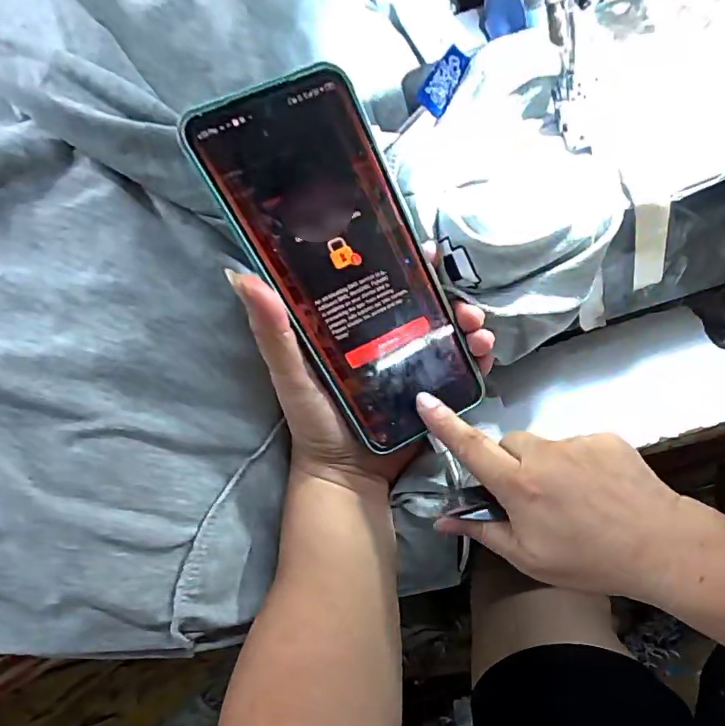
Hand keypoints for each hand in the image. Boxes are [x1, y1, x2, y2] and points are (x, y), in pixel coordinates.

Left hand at [228, 270, 494, 491]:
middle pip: (426, 307)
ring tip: (478, 329)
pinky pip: (459, 372)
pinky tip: (485, 355)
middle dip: (451, 296)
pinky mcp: (431, 395)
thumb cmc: (313, 423)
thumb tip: (239, 275)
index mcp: (355, 328)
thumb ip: (272, 332)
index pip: (383, 284)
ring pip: (448, 335)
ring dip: (469, 325)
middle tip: (462, 303)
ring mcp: (412, 368)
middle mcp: (387, 341)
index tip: (426, 249)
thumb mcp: (289, 374)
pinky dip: (478, 360)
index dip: (406, 263)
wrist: (345, 476)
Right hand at [416, 393, 698, 599]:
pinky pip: (576, 444)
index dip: (445, 425)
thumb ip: (482, 532)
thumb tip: (441, 521)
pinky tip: (596, 490)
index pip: (472, 448)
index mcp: (519, 485)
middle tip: (526, 497)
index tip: (425, 400)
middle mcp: (545, 454)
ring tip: (571, 499)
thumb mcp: (527, 557)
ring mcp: (578, 442)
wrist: (658, 545)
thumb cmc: (588, 561)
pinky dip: (577, 462)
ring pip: (545, 445)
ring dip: (545, 464)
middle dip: (509, 463)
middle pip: (509, 443)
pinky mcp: (606, 437)